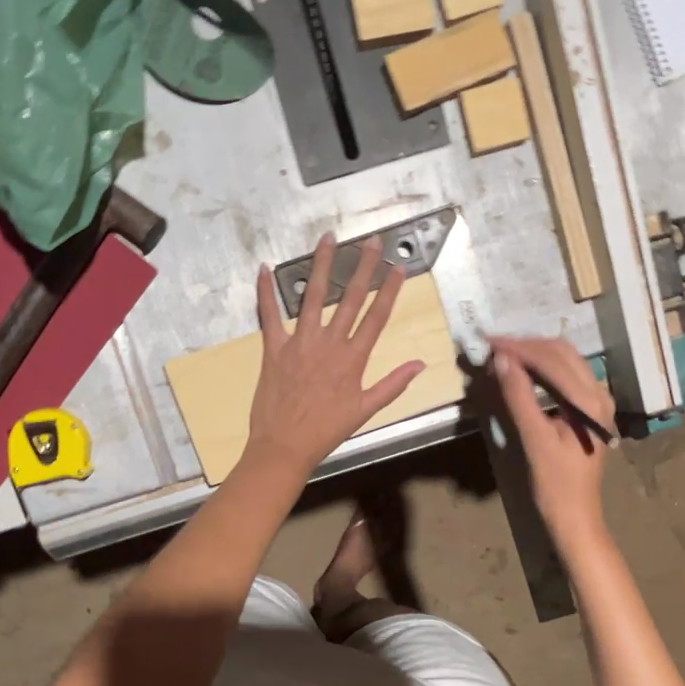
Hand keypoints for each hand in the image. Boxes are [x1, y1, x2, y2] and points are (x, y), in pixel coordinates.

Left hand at [241, 233, 425, 475]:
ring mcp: (299, 343)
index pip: (376, 317)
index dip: (389, 290)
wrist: (285, 446)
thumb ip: (393, 385)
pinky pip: (269, 315)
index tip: (397, 267)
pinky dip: (265, 292)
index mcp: (353, 359)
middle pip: (349, 299)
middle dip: (362, 267)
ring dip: (320, 266)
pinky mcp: (273, 349)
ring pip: (312, 297)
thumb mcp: (365, 410)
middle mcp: (328, 344)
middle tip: (370, 241)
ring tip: (327, 239)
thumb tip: (420, 364)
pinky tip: (264, 269)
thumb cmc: (327, 432)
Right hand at [488, 336, 614, 542]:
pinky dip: (540, 369)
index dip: (519, 348)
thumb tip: (500, 360)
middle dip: (526, 346)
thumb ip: (519, 397)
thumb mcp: (535, 440)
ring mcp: (595, 402)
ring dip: (533, 354)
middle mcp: (599, 394)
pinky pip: (563, 377)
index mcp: (590, 401)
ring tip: (502, 356)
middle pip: (561, 353)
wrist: (574, 518)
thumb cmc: (555, 485)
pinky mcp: (586, 411)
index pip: (552, 359)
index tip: (488, 343)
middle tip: (492, 346)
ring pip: (563, 361)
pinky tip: (519, 373)